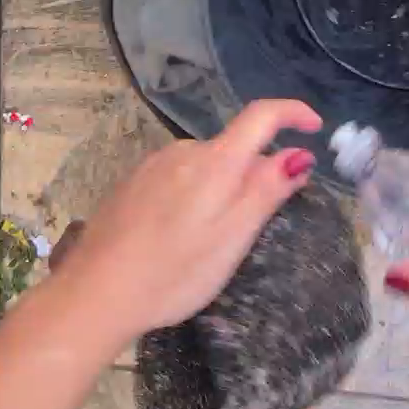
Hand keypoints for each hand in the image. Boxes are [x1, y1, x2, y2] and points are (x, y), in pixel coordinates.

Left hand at [50, 99, 322, 341]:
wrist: (93, 295)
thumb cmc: (172, 273)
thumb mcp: (232, 238)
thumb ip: (267, 190)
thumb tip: (299, 154)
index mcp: (216, 162)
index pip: (262, 116)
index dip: (293, 113)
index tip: (315, 128)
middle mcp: (185, 150)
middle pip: (235, 147)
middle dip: (254, 174)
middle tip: (250, 228)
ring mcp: (155, 164)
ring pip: (207, 165)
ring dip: (221, 189)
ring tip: (208, 242)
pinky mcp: (134, 181)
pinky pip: (180, 176)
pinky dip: (194, 195)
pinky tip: (177, 236)